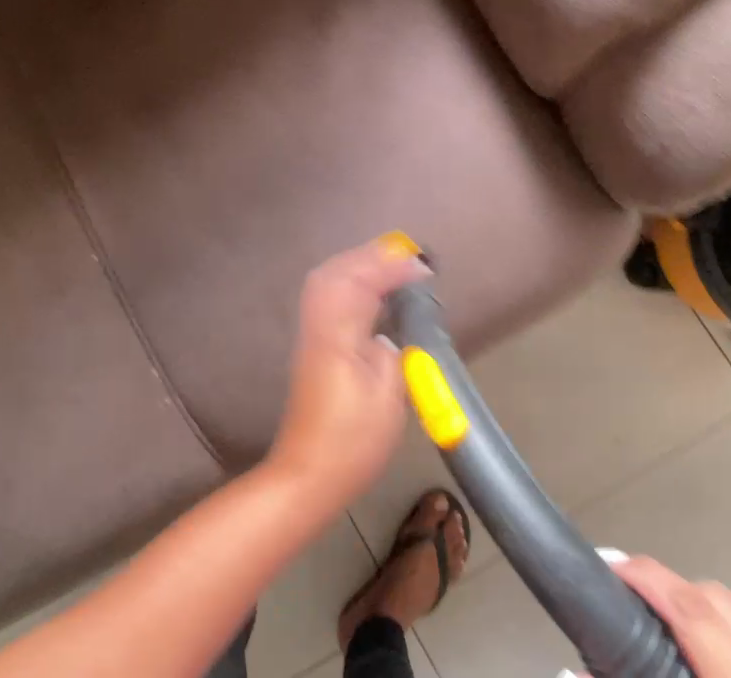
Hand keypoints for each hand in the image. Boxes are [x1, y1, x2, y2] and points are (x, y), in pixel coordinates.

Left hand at [266, 233, 432, 508]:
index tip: (423, 268)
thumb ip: (392, 353)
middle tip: (407, 258)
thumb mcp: (388, 398)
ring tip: (392, 267)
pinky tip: (370, 294)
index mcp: (338, 335)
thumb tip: (391, 331)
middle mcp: (319, 326)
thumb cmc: (353, 442)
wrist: (307, 474)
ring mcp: (310, 335)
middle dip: (370, 257)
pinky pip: (326, 298)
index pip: (361, 282)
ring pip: (327, 282)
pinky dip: (349, 284)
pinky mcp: (311, 348)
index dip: (391, 267)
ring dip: (358, 266)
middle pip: (336, 272)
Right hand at [606, 555, 730, 677]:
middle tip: (622, 595)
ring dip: (694, 611)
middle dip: (665, 586)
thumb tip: (578, 673)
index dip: (650, 580)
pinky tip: (701, 656)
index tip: (609, 566)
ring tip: (657, 630)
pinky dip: (721, 635)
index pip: (697, 614)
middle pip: (716, 599)